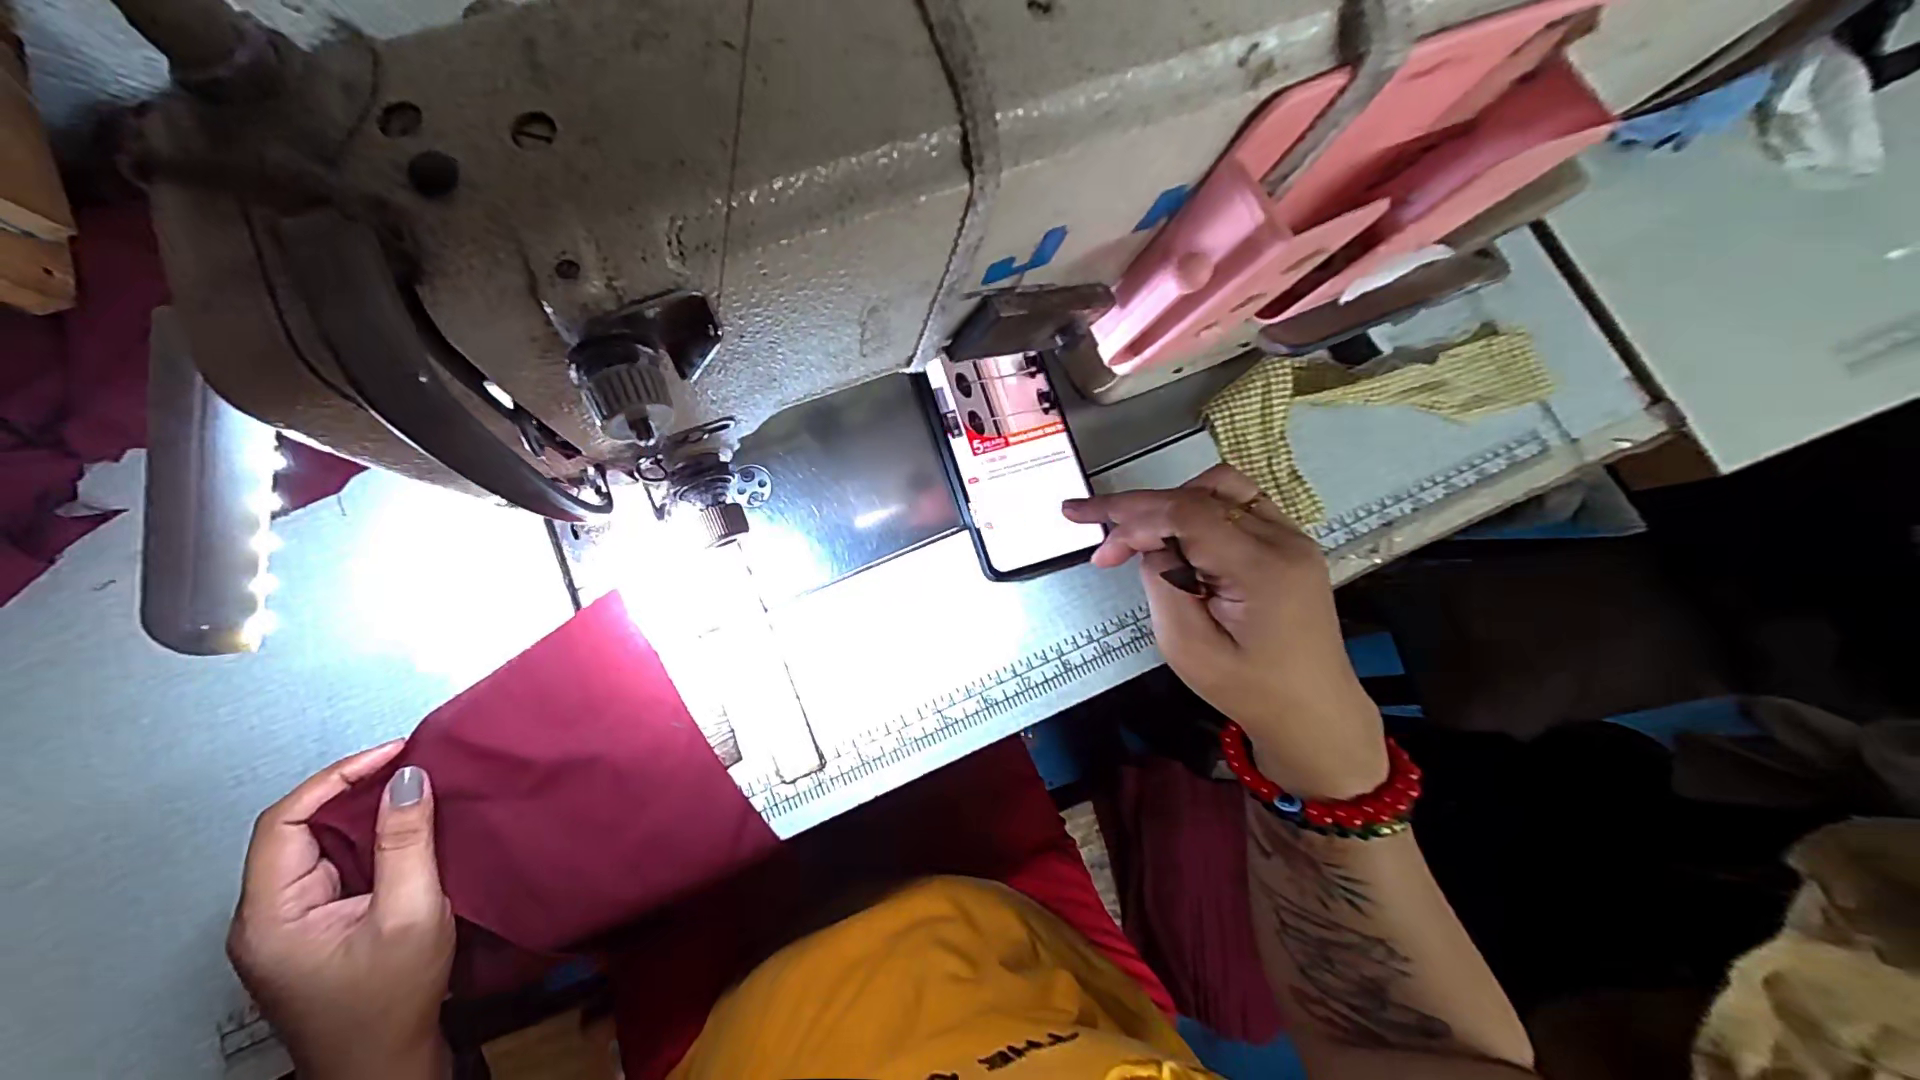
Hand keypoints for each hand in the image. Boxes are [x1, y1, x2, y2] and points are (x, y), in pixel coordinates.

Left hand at [228, 742, 453, 1079]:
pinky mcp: (317, 924)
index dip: (337, 776)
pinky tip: (407, 825)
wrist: (383, 1064)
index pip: (284, 821)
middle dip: (355, 788)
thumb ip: (407, 843)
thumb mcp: (410, 913)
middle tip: (413, 763)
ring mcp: (290, 921)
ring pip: (320, 844)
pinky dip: (372, 835)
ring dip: (366, 811)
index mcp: (270, 914)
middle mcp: (267, 914)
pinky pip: (338, 863)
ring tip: (416, 785)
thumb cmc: (392, 996)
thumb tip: (408, 777)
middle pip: (297, 828)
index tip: (397, 752)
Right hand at [1063, 465, 1386, 798]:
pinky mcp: (1288, 545)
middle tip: (1096, 530)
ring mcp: (1292, 538)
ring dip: (1171, 503)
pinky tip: (1175, 538)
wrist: (1313, 713)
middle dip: (1140, 509)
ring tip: (1138, 534)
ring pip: (1220, 487)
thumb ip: (1163, 583)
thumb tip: (1149, 544)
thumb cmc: (1250, 691)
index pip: (1187, 513)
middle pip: (1199, 494)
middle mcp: (1283, 540)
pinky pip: (1237, 505)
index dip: (1133, 518)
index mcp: (1262, 568)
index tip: (1097, 543)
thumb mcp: (1189, 648)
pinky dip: (1197, 511)